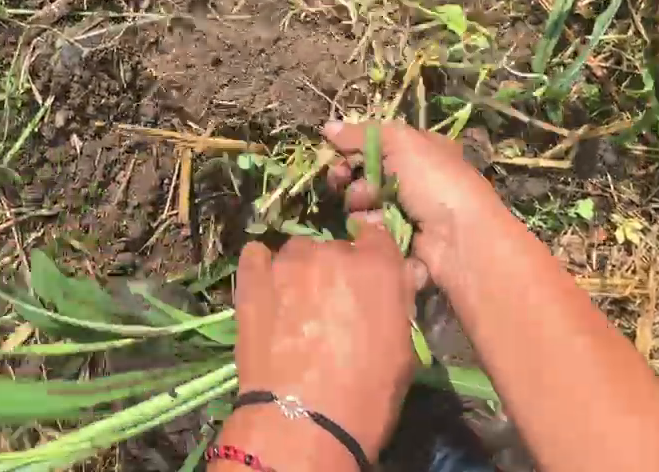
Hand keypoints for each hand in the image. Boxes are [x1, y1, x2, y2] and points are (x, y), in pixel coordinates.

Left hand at [230, 223, 417, 461]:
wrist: (303, 422)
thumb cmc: (366, 395)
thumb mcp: (403, 352)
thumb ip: (400, 302)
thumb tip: (403, 274)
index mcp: (375, 267)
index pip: (377, 236)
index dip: (374, 255)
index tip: (369, 277)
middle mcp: (331, 253)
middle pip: (336, 248)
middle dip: (338, 271)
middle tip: (334, 308)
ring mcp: (288, 262)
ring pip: (298, 252)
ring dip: (302, 271)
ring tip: (297, 307)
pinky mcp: (254, 276)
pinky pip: (257, 256)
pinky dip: (263, 269)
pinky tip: (267, 293)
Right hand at [325, 119, 493, 283]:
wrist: (462, 239)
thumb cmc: (435, 180)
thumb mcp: (400, 143)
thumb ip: (361, 133)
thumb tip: (327, 127)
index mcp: (420, 149)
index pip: (377, 143)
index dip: (353, 147)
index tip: (336, 153)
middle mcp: (415, 177)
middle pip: (368, 172)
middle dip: (351, 175)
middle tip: (340, 179)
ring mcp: (409, 209)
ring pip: (366, 201)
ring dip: (359, 201)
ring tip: (364, 204)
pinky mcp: (402, 237)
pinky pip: (373, 227)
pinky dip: (369, 225)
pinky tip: (374, 224)